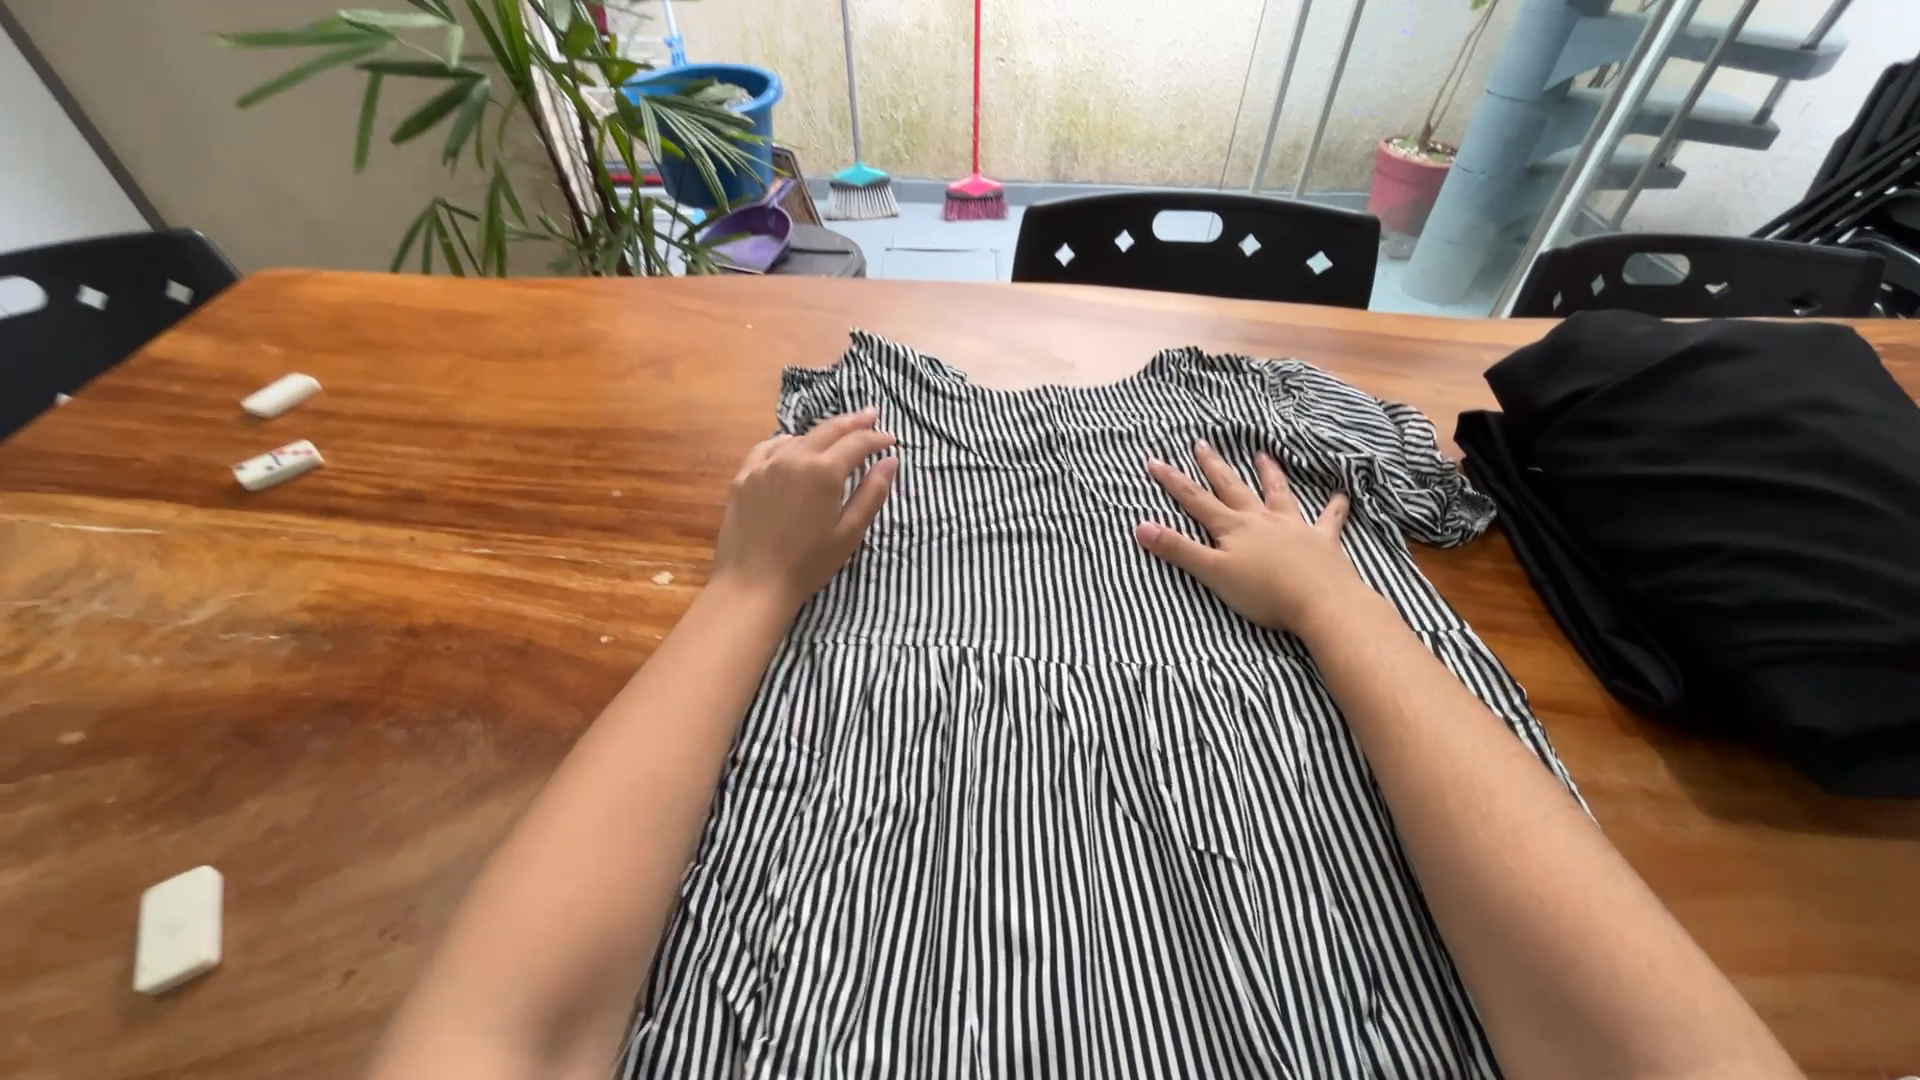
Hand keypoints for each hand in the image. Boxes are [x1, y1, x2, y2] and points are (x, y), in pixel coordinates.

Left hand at [711, 407, 897, 610]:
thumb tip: (891, 461)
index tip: (890, 439)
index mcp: (823, 471)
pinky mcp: (744, 477)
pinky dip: (786, 443)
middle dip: (853, 422)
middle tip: (871, 415)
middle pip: (828, 430)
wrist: (753, 584)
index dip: (876, 438)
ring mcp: (765, 465)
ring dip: (821, 434)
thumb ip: (872, 493)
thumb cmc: (808, 564)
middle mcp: (794, 458)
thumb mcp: (849, 532)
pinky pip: (768, 448)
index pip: (857, 443)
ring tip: (836, 436)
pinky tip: (791, 447)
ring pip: (799, 437)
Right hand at [1136, 441, 1365, 636]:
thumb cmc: (1263, 593)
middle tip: (1202, 443)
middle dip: (1214, 466)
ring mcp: (1293, 527)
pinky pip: (1330, 519)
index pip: (1195, 500)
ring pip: (1278, 494)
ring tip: (1262, 456)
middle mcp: (1261, 520)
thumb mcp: (1212, 573)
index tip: (1155, 460)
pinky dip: (1334, 506)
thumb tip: (1141, 527)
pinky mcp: (1322, 541)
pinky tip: (1341, 494)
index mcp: (1232, 528)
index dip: (1173, 481)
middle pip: (1232, 488)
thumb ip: (1178, 549)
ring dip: (1269, 474)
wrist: (1321, 603)